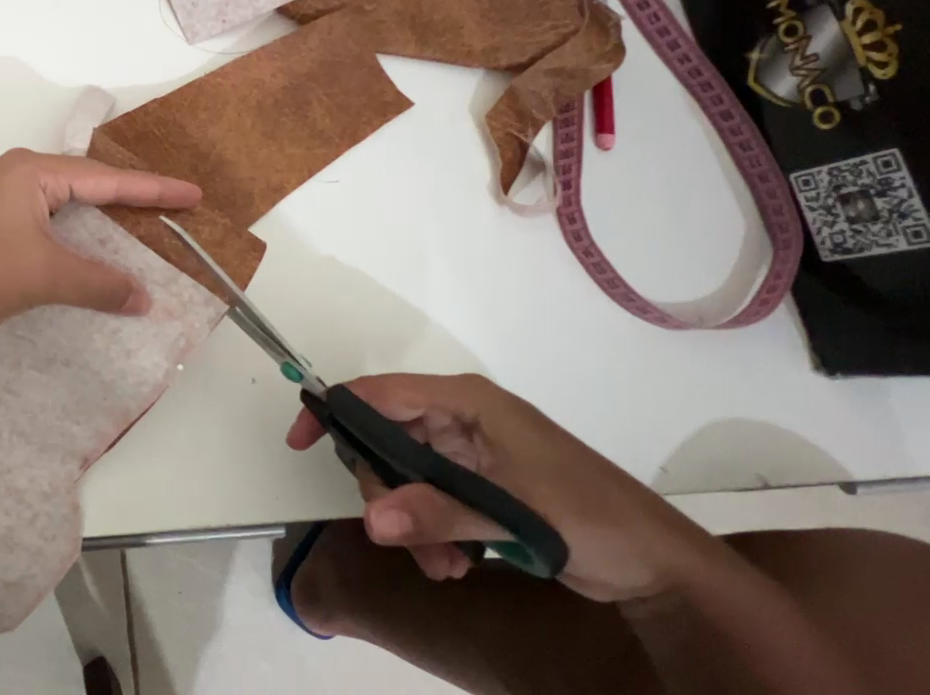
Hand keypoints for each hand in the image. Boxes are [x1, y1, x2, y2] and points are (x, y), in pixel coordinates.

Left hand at [0, 149, 199, 349]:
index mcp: (30, 171)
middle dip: (129, 203)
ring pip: (66, 211)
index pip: (104, 178)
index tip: (192, 193)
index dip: (151, 189)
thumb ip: (98, 283)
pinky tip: (95, 260)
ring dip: (101, 228)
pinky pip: (48, 230)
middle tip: (174, 213)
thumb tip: (144, 297)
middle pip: (86, 188)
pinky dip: (75, 244)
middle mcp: (16, 178)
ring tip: (144, 236)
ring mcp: (1, 204)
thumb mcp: (42, 275)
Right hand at [288, 373, 720, 601]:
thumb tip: (368, 520)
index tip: (299, 442)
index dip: (333, 411)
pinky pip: (425, 498)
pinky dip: (428, 531)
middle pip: (383, 441)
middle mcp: (458, 418)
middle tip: (401, 538)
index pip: (378, 393)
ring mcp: (466, 451)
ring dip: (410, 522)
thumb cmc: (591, 518)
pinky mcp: (474, 483)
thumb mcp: (512, 514)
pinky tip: (454, 564)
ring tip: (443, 566)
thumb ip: (436, 513)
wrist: (660, 566)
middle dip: (386, 493)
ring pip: (402, 475)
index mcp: (465, 402)